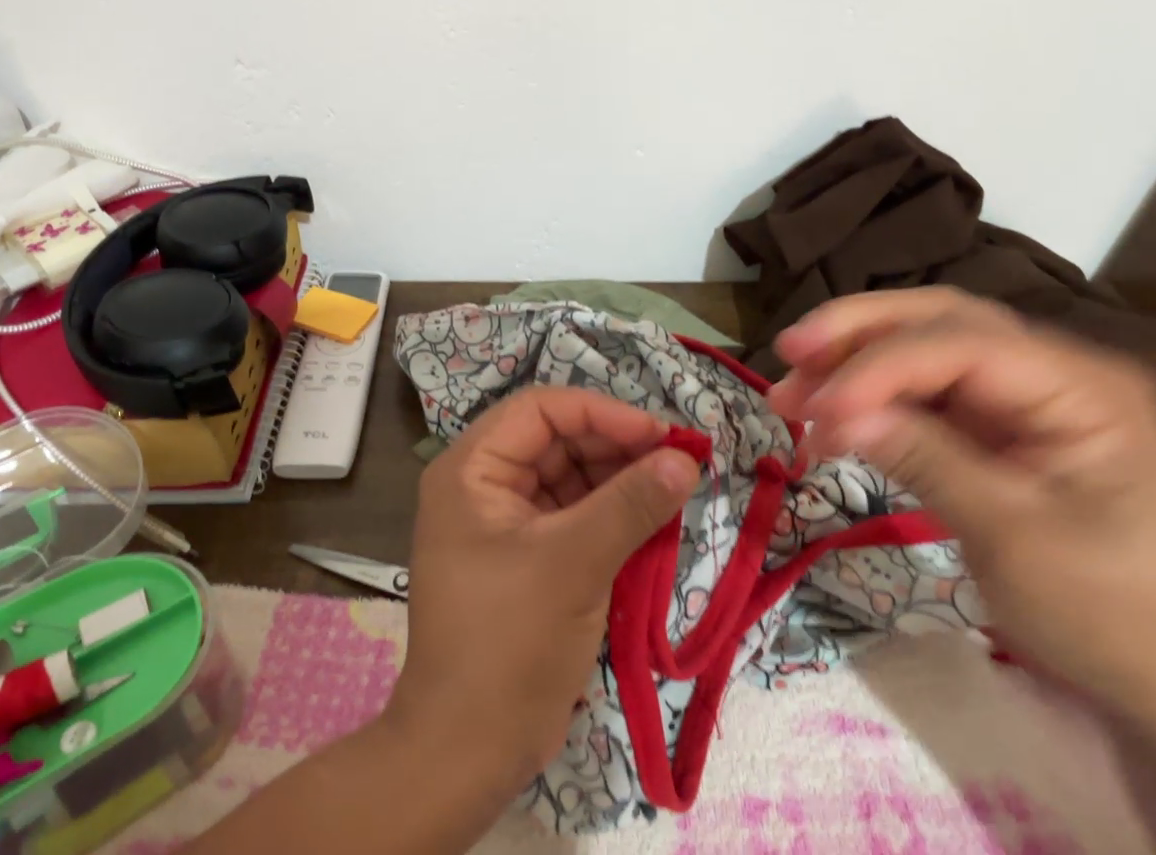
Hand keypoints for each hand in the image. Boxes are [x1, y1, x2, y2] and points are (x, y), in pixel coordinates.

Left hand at [384, 387, 703, 785]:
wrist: (470, 745)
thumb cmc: (509, 642)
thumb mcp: (573, 563)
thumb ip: (631, 504)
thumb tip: (686, 457)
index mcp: (471, 470)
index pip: (541, 411)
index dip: (603, 413)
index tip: (663, 436)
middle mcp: (484, 487)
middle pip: (559, 442)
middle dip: (619, 448)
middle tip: (682, 465)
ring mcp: (507, 526)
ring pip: (573, 480)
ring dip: (623, 483)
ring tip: (676, 494)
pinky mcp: (530, 561)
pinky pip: (577, 519)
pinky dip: (615, 518)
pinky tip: (656, 525)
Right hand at [766, 287, 1155, 718]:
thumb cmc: (1109, 614)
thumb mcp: (1015, 538)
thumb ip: (928, 461)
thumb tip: (836, 412)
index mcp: (1085, 387)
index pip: (966, 344)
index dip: (881, 365)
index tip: (815, 408)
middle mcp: (1057, 375)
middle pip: (945, 322)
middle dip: (861, 335)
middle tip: (788, 354)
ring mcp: (1028, 403)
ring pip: (928, 354)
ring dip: (857, 366)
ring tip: (790, 397)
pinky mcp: (1002, 434)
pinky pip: (929, 401)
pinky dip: (875, 406)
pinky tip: (831, 425)